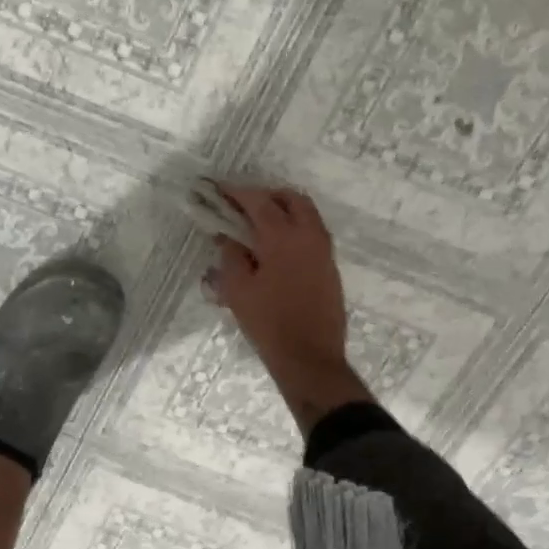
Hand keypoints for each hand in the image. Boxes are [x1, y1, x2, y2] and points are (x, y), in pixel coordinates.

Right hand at [206, 184, 369, 434]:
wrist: (310, 358)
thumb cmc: (268, 323)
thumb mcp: (237, 289)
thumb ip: (231, 256)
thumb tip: (228, 238)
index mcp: (282, 237)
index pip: (258, 202)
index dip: (237, 192)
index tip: (218, 190)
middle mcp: (309, 237)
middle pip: (292, 199)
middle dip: (267, 196)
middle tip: (242, 205)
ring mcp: (324, 252)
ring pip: (306, 215)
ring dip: (283, 211)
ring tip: (257, 226)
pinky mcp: (330, 268)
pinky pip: (312, 234)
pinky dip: (294, 229)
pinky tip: (274, 248)